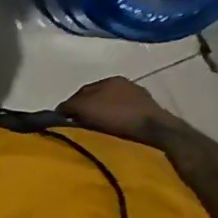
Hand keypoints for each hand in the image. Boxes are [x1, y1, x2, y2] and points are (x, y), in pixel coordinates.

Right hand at [58, 77, 174, 140]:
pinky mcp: (152, 116)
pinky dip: (118, 127)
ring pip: (113, 110)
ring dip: (104, 121)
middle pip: (98, 100)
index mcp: (110, 80)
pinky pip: (127, 120)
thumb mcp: (85, 109)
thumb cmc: (118, 117)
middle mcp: (126, 85)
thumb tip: (59, 110)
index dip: (70, 106)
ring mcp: (141, 100)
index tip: (63, 122)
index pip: (82, 92)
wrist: (157, 132)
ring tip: (96, 136)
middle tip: (78, 129)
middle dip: (87, 112)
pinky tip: (115, 137)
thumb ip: (69, 106)